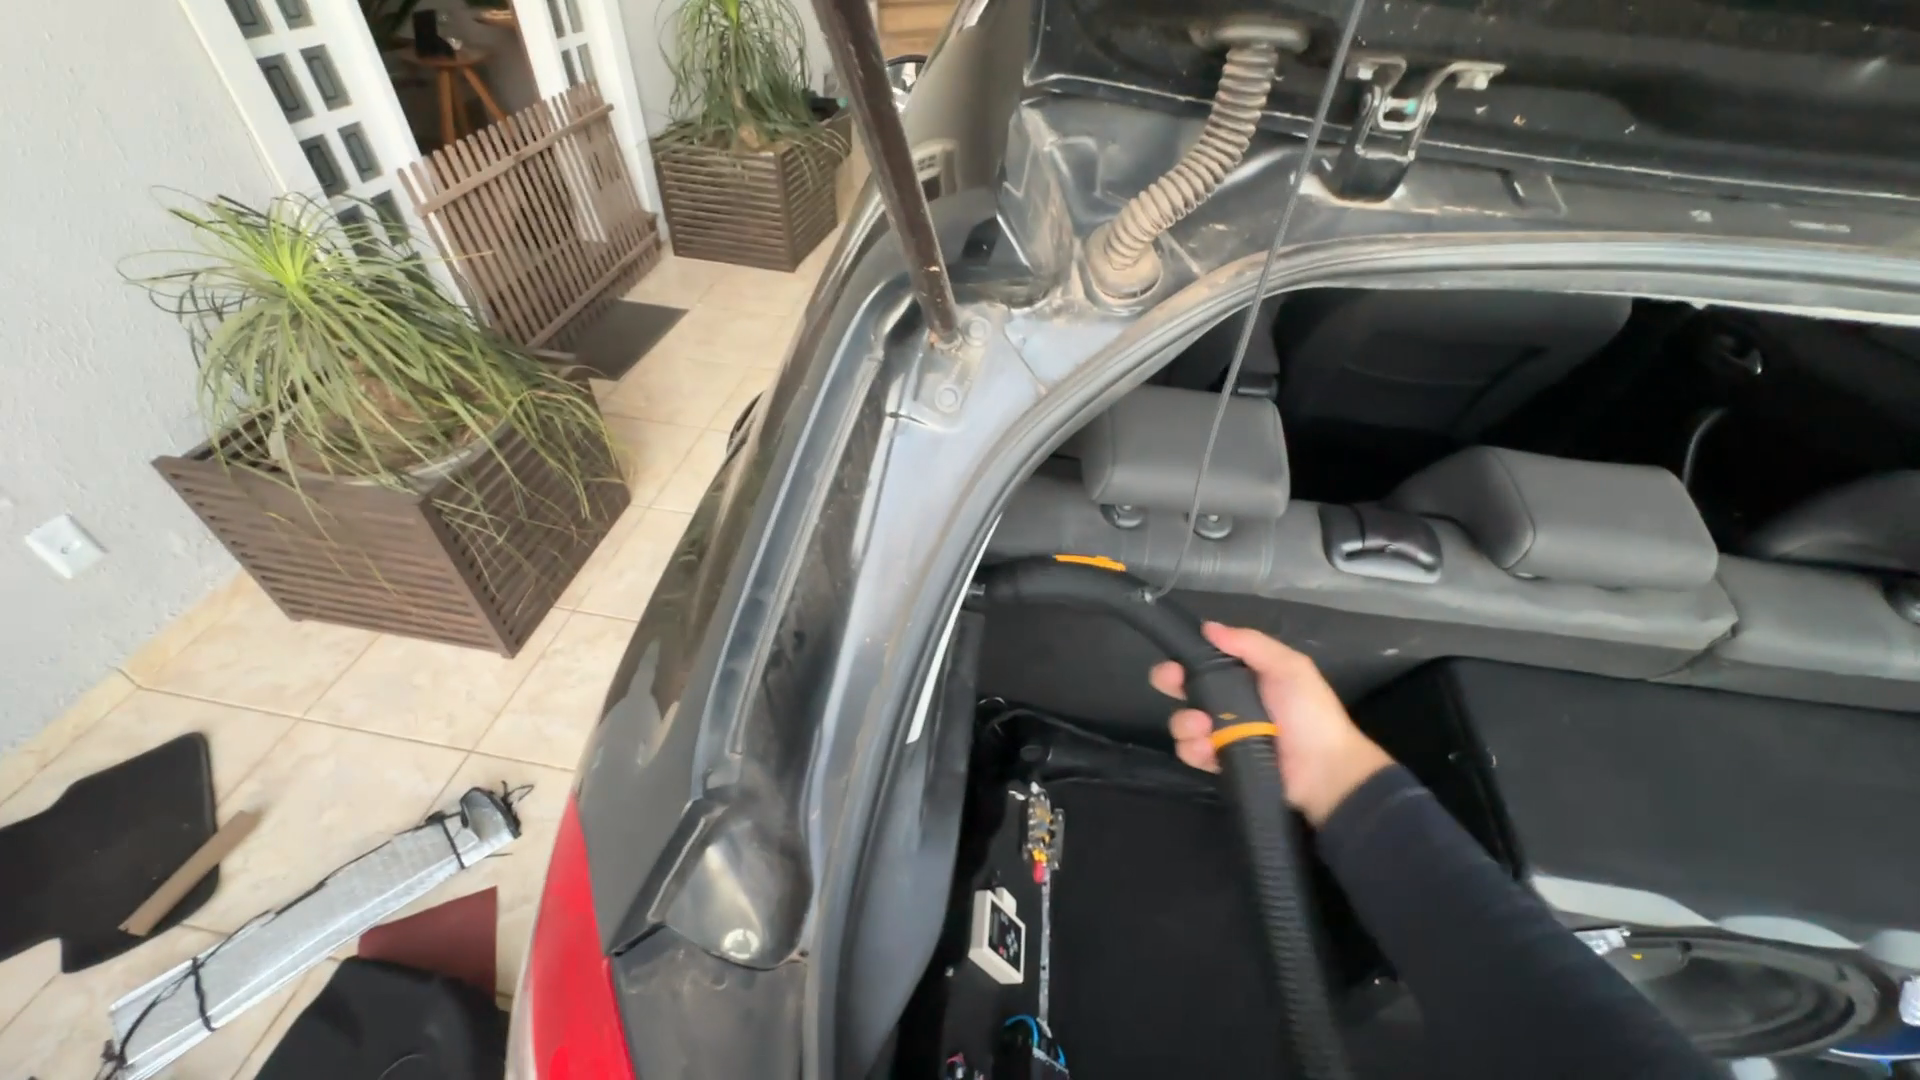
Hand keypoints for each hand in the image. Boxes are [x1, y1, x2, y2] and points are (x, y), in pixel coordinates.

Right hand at [1150, 623, 1392, 825]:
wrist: (1326, 770)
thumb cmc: (1310, 713)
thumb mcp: (1288, 667)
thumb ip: (1250, 643)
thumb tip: (1208, 627)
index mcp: (1243, 677)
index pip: (1203, 663)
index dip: (1183, 659)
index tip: (1174, 659)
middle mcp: (1227, 703)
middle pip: (1182, 689)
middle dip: (1169, 682)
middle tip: (1171, 684)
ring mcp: (1221, 735)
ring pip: (1182, 723)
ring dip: (1185, 721)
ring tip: (1204, 727)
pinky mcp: (1219, 763)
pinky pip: (1191, 753)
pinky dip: (1193, 749)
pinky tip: (1208, 749)